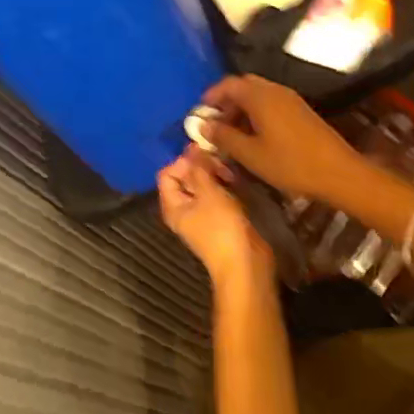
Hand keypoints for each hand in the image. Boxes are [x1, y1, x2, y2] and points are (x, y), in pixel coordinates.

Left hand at [157, 149, 271, 283]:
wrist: (246, 265)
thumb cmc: (223, 228)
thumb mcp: (209, 193)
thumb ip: (198, 168)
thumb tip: (191, 148)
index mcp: (172, 205)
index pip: (167, 173)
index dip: (182, 161)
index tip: (203, 154)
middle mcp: (183, 209)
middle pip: (184, 178)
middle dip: (200, 166)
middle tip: (219, 162)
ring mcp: (201, 215)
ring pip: (202, 185)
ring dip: (213, 174)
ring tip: (229, 172)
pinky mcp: (219, 219)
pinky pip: (215, 195)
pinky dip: (222, 186)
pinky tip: (234, 181)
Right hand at [201, 75, 358, 200]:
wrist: (340, 173)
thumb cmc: (290, 163)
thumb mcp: (250, 154)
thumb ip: (224, 136)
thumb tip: (203, 124)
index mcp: (259, 96)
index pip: (228, 84)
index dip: (211, 96)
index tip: (200, 113)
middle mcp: (274, 90)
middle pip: (244, 86)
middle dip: (227, 101)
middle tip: (216, 122)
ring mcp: (290, 99)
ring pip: (258, 95)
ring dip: (242, 108)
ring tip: (234, 133)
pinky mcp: (301, 111)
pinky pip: (271, 103)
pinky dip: (257, 113)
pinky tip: (256, 136)